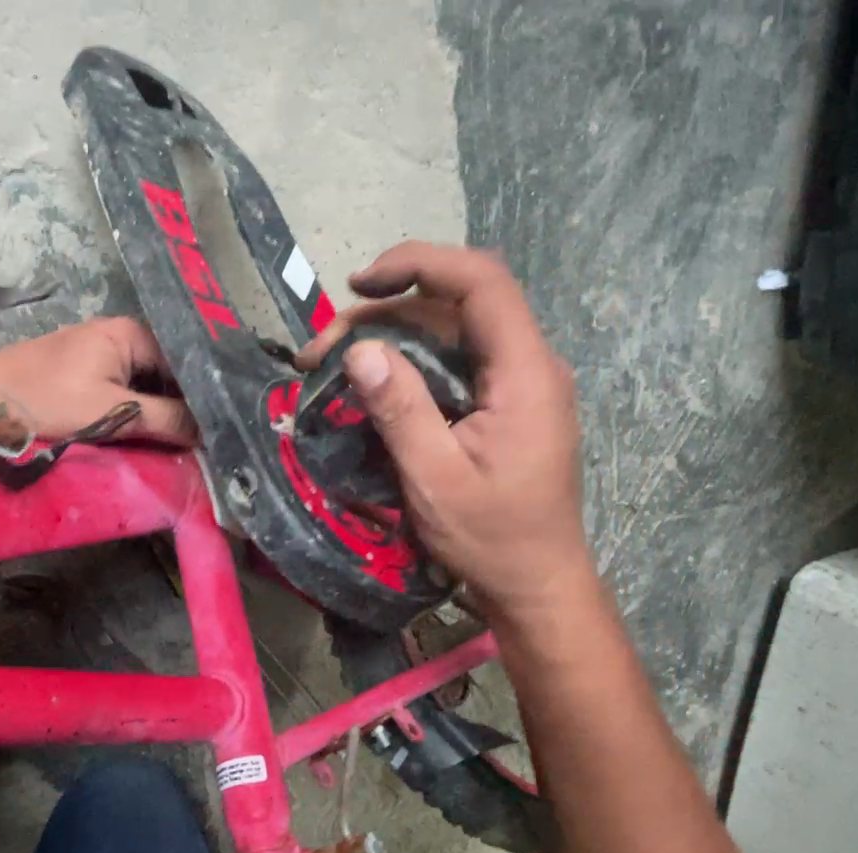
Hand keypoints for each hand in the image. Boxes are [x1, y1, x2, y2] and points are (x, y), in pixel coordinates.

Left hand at [0, 317, 195, 454]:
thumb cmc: (42, 402)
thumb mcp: (110, 412)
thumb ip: (165, 420)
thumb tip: (210, 433)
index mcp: (129, 333)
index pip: (188, 363)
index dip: (207, 397)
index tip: (226, 430)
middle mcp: (118, 339)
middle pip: (168, 377)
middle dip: (186, 410)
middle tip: (212, 447)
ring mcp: (98, 359)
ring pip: (146, 392)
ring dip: (161, 419)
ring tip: (189, 449)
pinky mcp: (81, 381)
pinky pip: (123, 400)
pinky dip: (136, 420)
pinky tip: (151, 444)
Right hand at [297, 242, 590, 621]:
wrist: (537, 584)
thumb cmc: (492, 537)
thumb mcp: (435, 480)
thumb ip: (400, 411)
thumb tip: (360, 351)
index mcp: (524, 373)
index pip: (481, 282)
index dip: (420, 264)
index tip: (359, 284)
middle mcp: (528, 366)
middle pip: (455, 308)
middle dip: (383, 315)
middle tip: (320, 351)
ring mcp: (518, 385)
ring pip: (451, 335)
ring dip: (390, 341)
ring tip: (331, 367)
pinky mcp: (504, 405)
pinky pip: (454, 366)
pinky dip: (409, 367)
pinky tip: (371, 386)